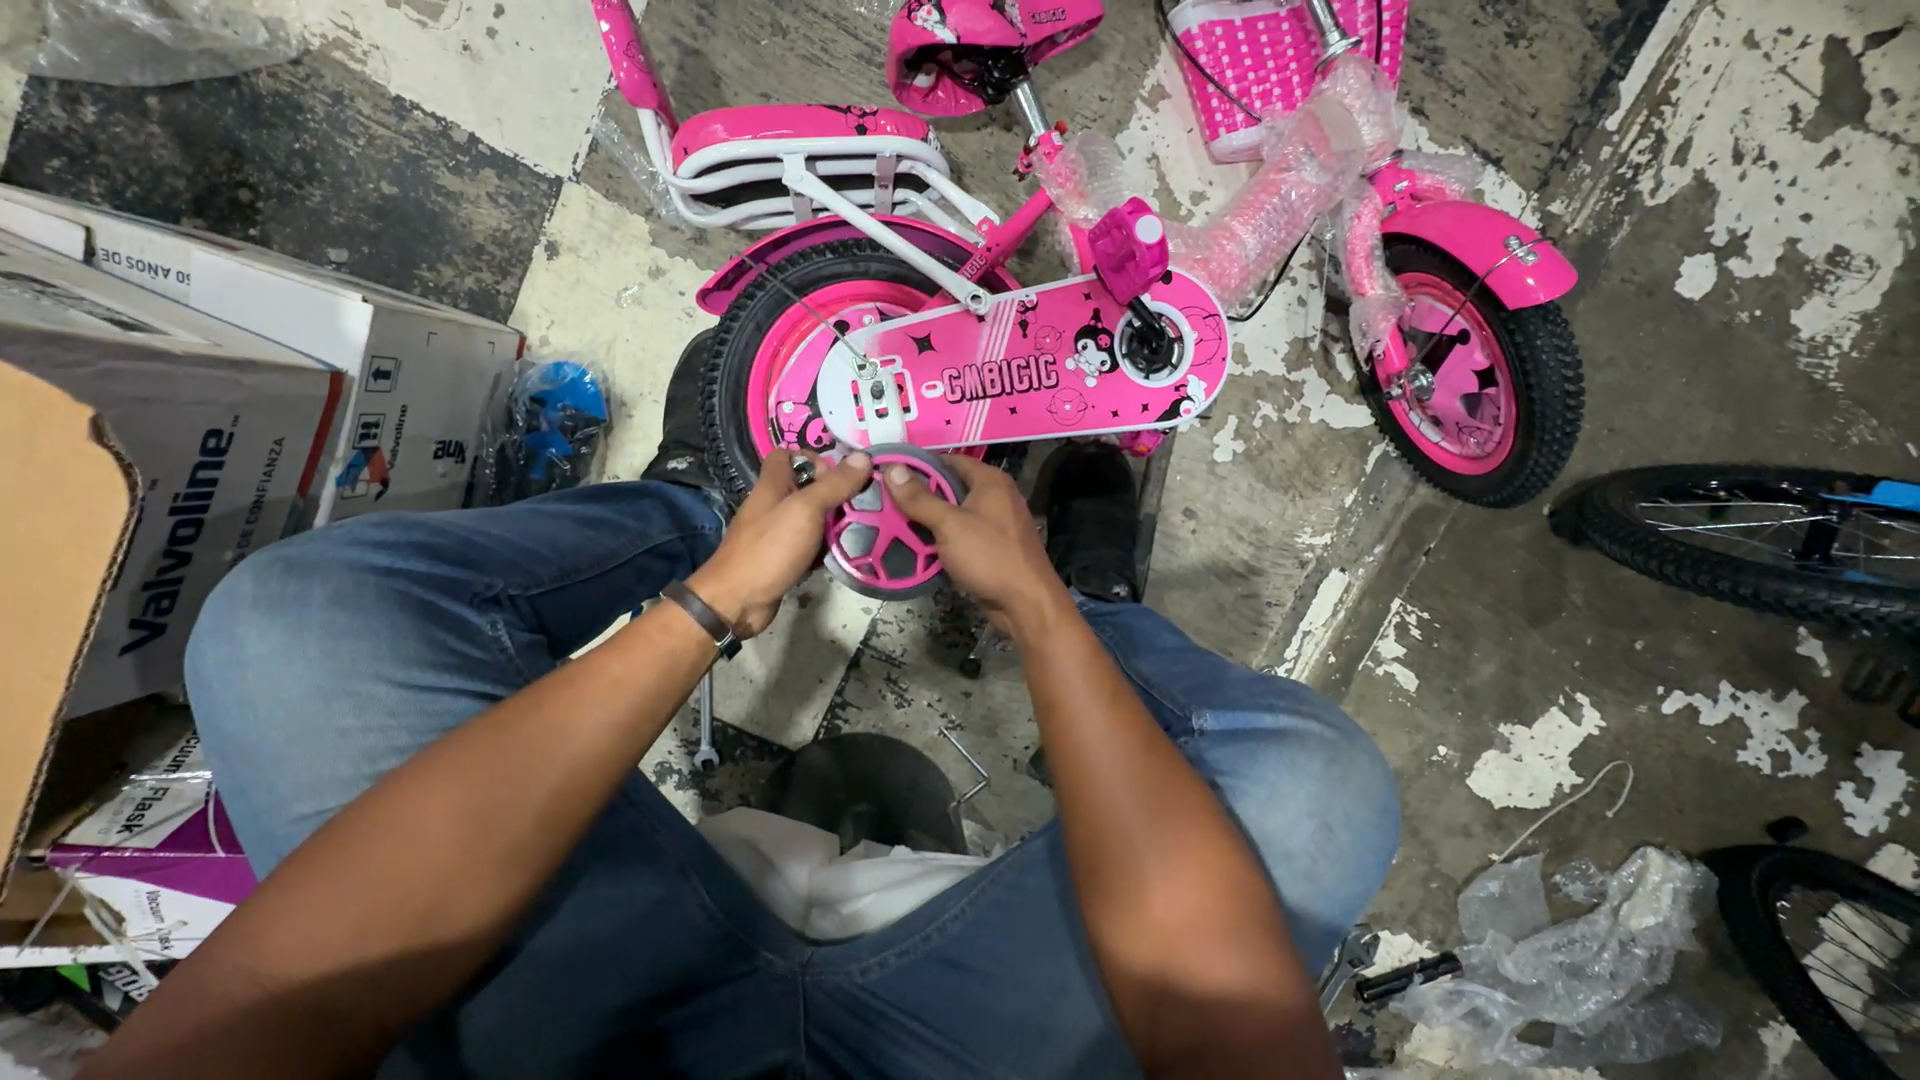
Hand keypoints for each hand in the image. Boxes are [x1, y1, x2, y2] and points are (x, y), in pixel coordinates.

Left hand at [686, 450, 872, 637]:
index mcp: (772, 484)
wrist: (737, 600)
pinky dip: (825, 547)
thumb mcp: (805, 509)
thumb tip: (863, 456)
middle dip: (834, 493)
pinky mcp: (783, 557)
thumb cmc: (769, 548)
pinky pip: (810, 544)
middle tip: (860, 503)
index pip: (788, 455)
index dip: (813, 458)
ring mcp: (777, 533)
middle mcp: (773, 504)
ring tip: (861, 527)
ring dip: (834, 522)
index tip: (838, 475)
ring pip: (812, 518)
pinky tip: (843, 552)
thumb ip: (833, 484)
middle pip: (807, 487)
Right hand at [883, 455, 1072, 633]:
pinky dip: (941, 540)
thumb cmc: (989, 556)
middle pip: (950, 488)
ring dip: (927, 521)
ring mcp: (995, 523)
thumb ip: (920, 498)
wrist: (1026, 603)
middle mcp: (996, 496)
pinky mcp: (992, 547)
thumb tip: (893, 468)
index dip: (919, 465)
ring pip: (953, 514)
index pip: (949, 460)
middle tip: (885, 503)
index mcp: (990, 480)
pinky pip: (961, 536)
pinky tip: (917, 548)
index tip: (889, 474)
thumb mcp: (949, 524)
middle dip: (919, 497)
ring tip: (893, 525)